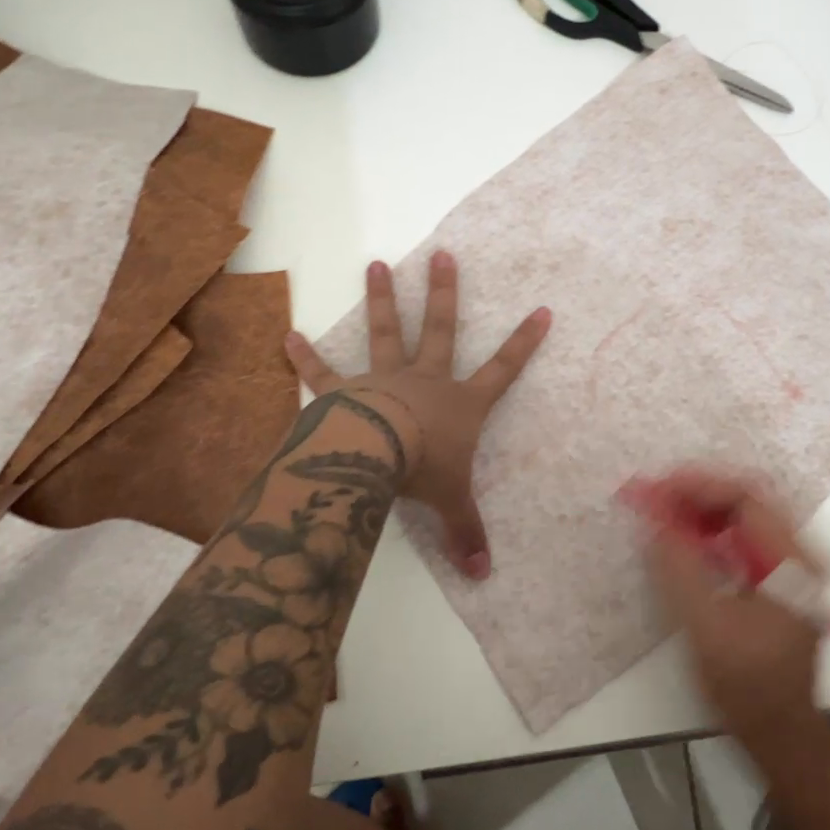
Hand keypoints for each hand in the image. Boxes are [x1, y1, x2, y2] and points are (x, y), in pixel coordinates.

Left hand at [283, 250, 551, 579]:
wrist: (375, 456)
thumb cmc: (423, 471)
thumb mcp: (451, 503)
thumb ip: (467, 534)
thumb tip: (484, 575)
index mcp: (460, 404)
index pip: (503, 370)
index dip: (524, 343)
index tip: (542, 311)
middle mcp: (425, 381)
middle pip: (440, 329)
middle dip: (443, 293)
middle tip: (442, 254)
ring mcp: (383, 379)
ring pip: (384, 333)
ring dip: (380, 299)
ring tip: (375, 263)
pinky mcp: (344, 391)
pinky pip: (323, 372)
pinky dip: (305, 356)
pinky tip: (287, 335)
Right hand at [644, 470, 823, 741]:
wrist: (780, 734)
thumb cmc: (747, 684)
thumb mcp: (706, 626)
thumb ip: (679, 568)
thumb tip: (655, 519)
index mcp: (791, 562)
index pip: (746, 497)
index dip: (697, 486)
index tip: (655, 491)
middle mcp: (798, 556)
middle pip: (746, 500)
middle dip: (695, 493)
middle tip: (652, 497)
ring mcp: (790, 569)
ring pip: (743, 517)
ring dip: (699, 510)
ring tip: (659, 513)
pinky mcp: (776, 583)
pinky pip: (741, 539)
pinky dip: (708, 532)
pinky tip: (681, 540)